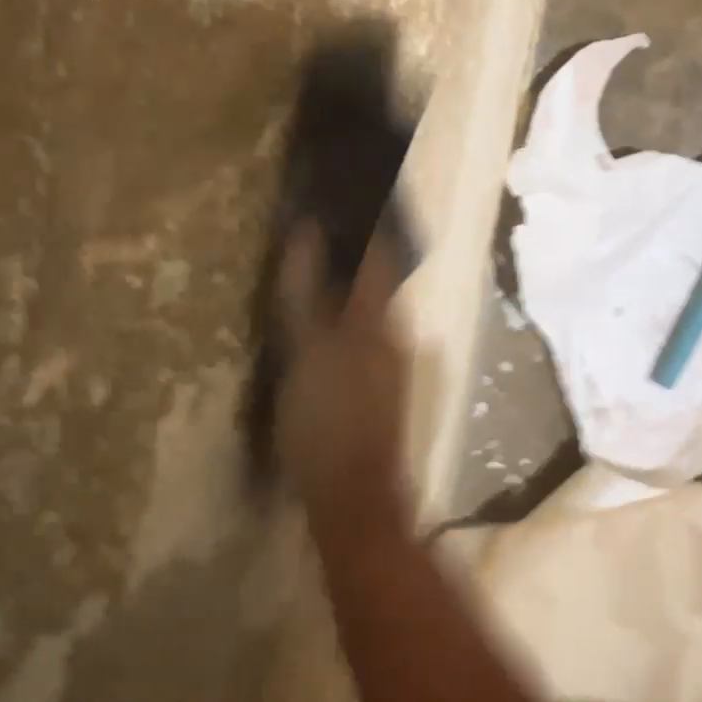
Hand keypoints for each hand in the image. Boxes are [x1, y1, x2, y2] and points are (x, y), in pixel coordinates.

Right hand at [272, 225, 411, 529]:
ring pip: (366, 311)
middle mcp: (396, 335)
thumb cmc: (328, 420)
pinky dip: (341, 323)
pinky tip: (315, 331)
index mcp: (382, 319)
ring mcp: (391, 366)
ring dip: (342, 291)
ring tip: (304, 276)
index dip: (363, 225)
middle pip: (374, 282)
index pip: (378, 254)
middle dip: (348, 257)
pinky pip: (360, 339)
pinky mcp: (379, 392)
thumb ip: (307, 290)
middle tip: (309, 236)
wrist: (356, 500)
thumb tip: (308, 230)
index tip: (337, 200)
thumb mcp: (308, 350)